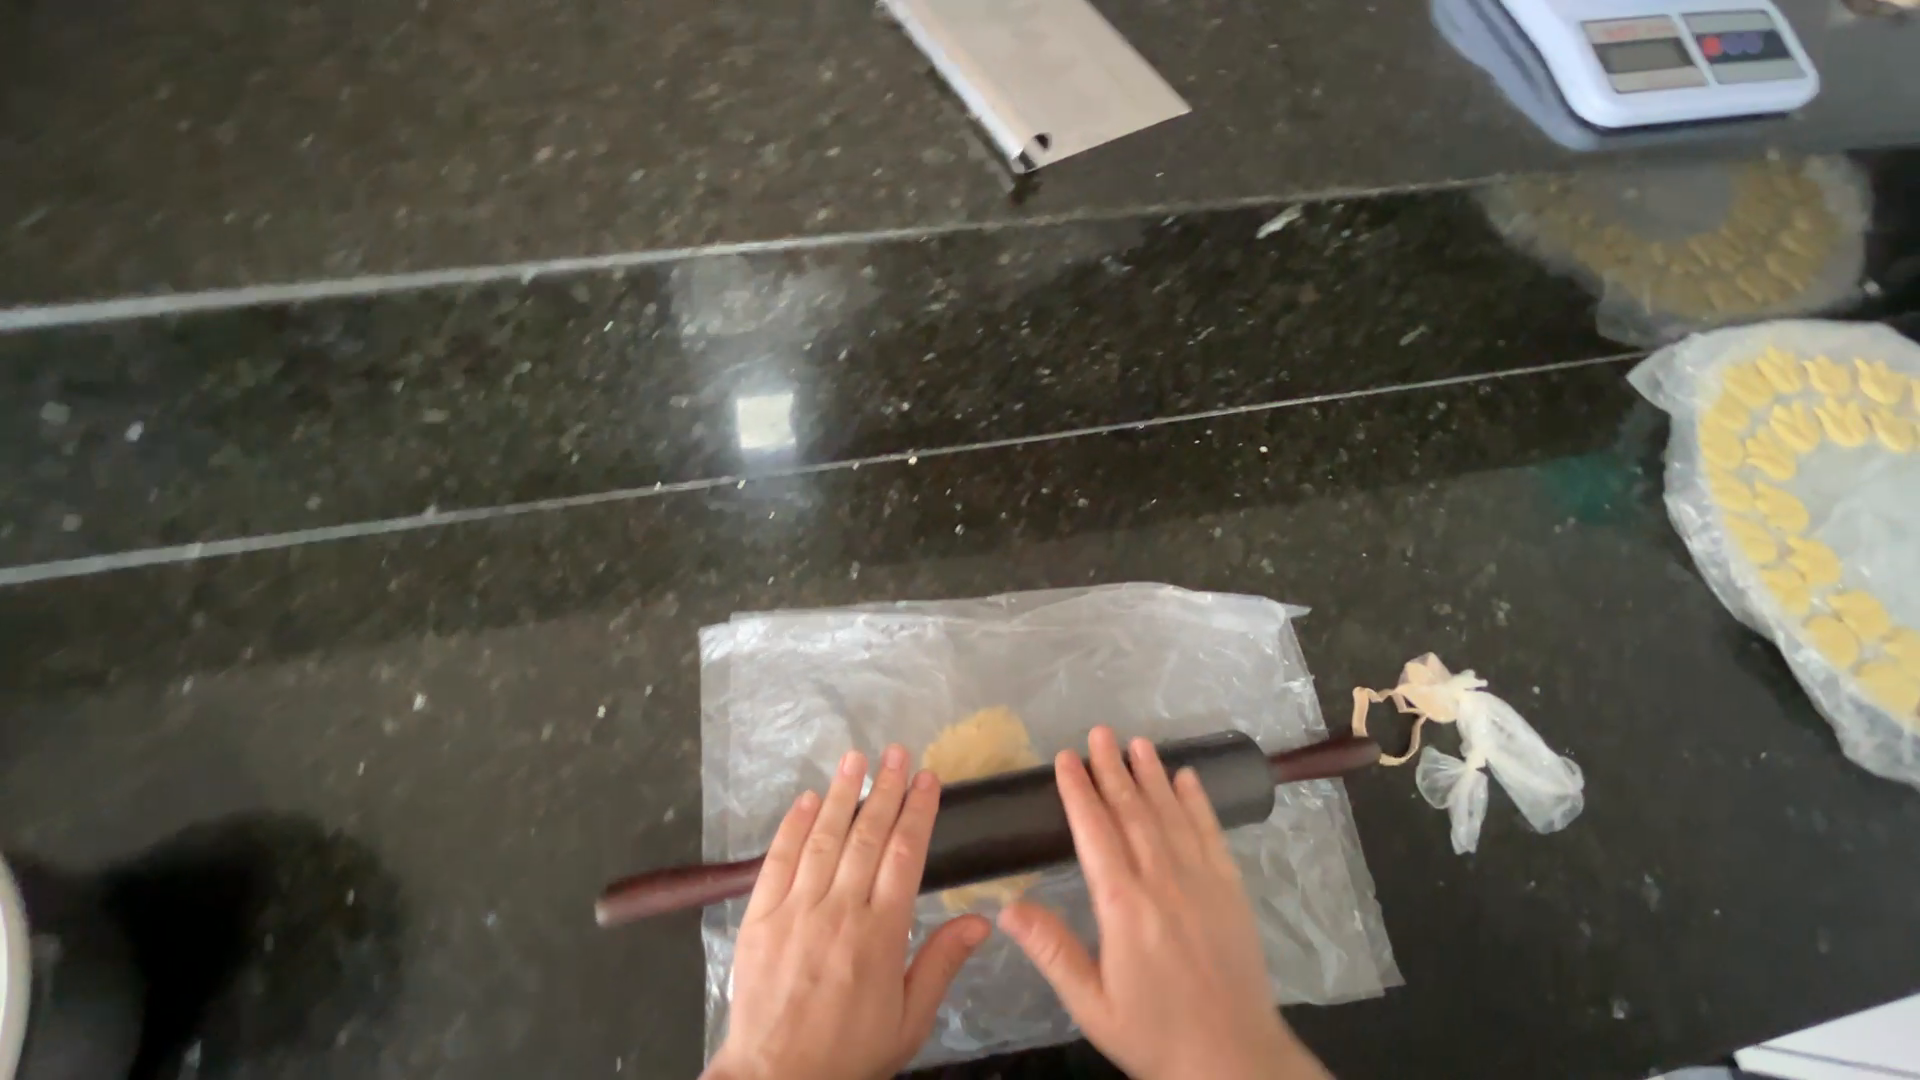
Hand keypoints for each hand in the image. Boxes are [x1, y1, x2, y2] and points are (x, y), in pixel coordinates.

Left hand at [704, 745, 990, 1079]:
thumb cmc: (849, 1052)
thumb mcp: (909, 1021)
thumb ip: (942, 964)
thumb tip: (982, 919)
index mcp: (881, 933)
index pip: (905, 854)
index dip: (918, 811)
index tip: (928, 778)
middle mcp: (839, 910)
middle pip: (867, 835)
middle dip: (886, 788)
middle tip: (897, 752)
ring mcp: (795, 909)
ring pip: (824, 837)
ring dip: (841, 793)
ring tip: (855, 757)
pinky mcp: (759, 916)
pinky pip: (777, 860)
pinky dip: (792, 826)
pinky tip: (806, 799)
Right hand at [998, 727, 1329, 1079]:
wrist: (1236, 1061)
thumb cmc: (1154, 1034)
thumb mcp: (1092, 1004)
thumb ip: (1052, 950)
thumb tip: (1007, 907)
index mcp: (1124, 906)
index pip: (1095, 832)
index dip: (1078, 791)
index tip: (1065, 758)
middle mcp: (1163, 881)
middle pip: (1132, 811)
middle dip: (1112, 768)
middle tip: (1099, 732)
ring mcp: (1202, 881)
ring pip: (1171, 814)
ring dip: (1152, 775)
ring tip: (1137, 742)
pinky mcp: (1231, 890)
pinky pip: (1211, 834)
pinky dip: (1198, 802)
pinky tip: (1187, 778)